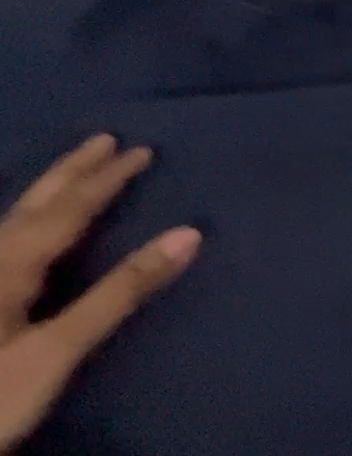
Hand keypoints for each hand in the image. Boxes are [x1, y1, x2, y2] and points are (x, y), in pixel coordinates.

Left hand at [0, 136, 200, 451]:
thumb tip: (190, 233)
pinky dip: (17, 229)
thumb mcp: (54, 352)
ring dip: (41, 199)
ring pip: (4, 229)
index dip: (105, 180)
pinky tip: (16, 238)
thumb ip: (119, 293)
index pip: (67, 212)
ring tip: (66, 179)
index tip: (141, 150)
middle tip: (101, 141)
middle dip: (68, 176)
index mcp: (6, 270)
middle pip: (28, 211)